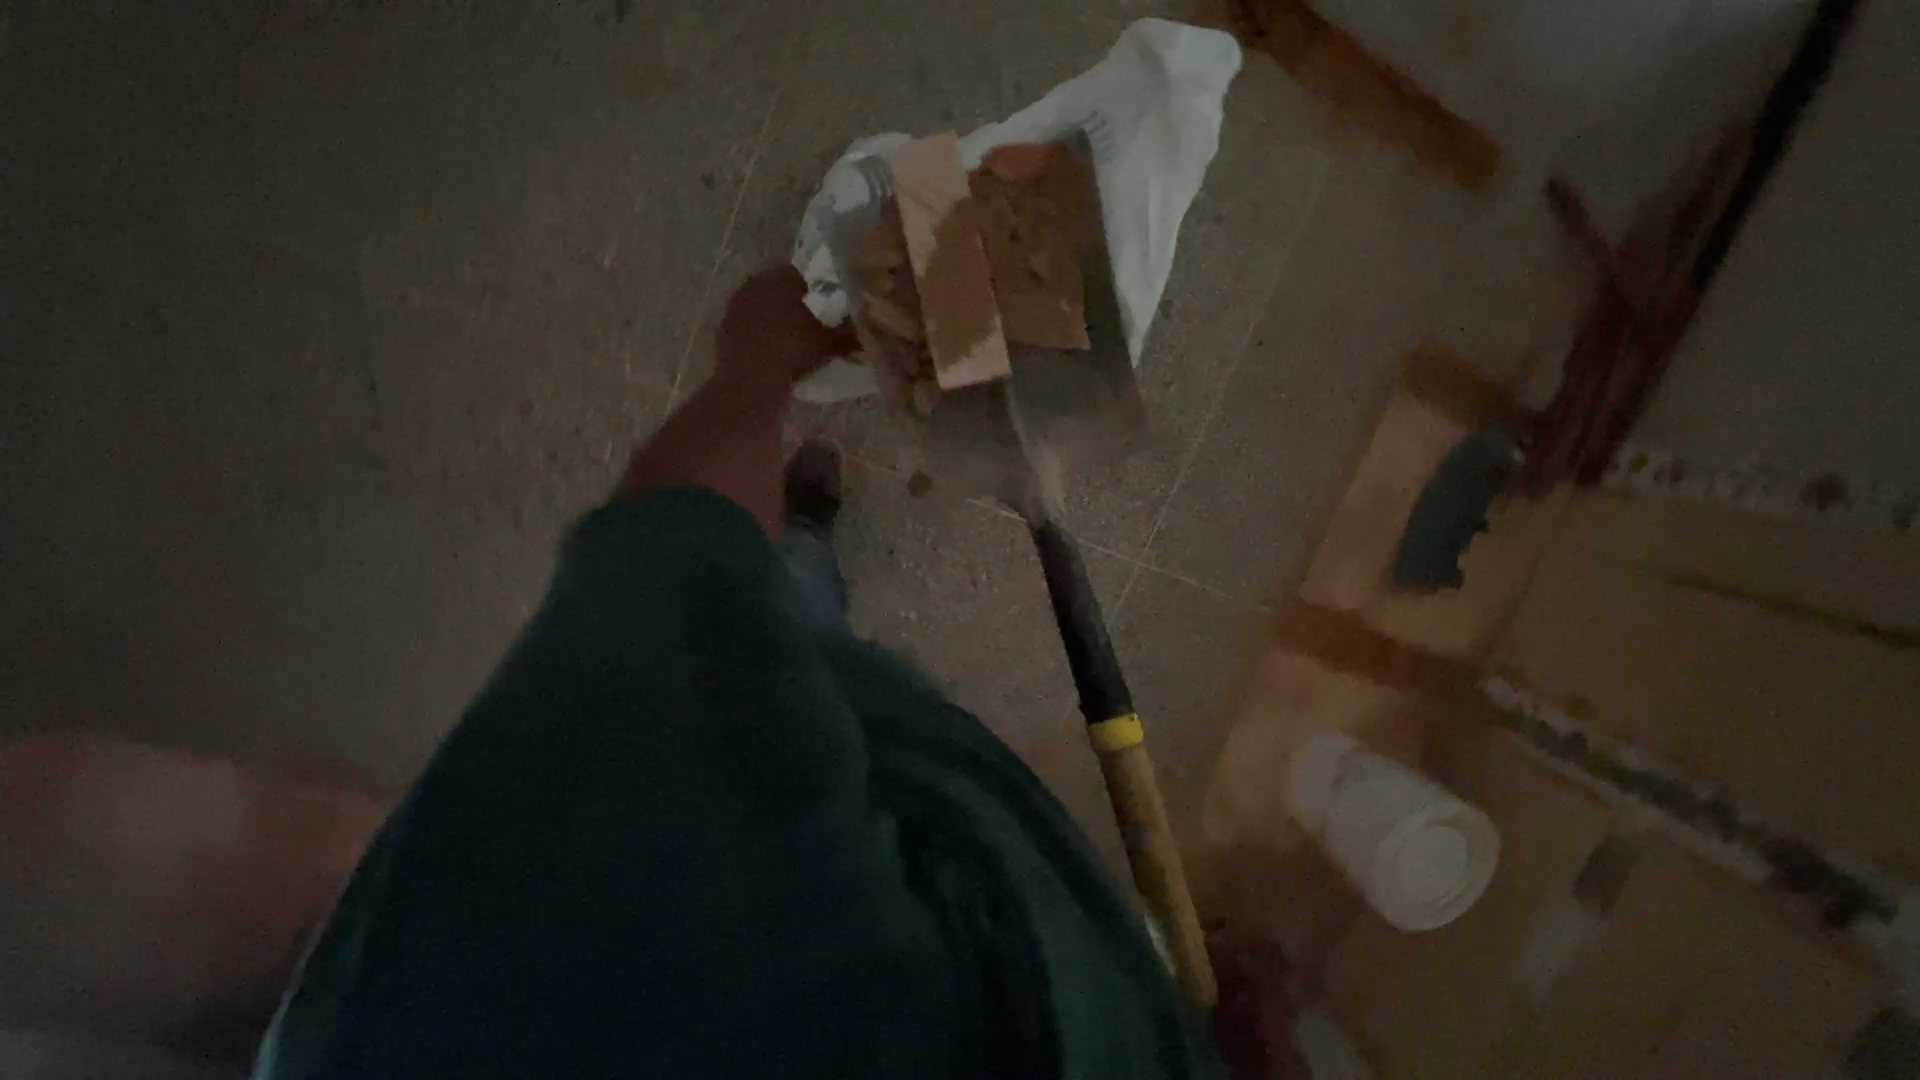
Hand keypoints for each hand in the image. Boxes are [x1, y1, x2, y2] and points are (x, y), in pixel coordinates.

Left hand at [716, 265, 858, 387]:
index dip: (813, 290)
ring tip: (790, 337)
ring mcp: (735, 306)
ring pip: (760, 305)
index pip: (799, 274)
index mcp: (780, 279)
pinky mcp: (724, 328)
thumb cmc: (793, 352)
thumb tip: (869, 335)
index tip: (823, 306)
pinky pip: (747, 324)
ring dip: (773, 316)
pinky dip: (758, 332)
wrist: (751, 380)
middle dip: (791, 301)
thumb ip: (849, 335)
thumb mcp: (829, 344)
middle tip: (808, 321)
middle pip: (777, 288)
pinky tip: (770, 350)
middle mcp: (755, 284)